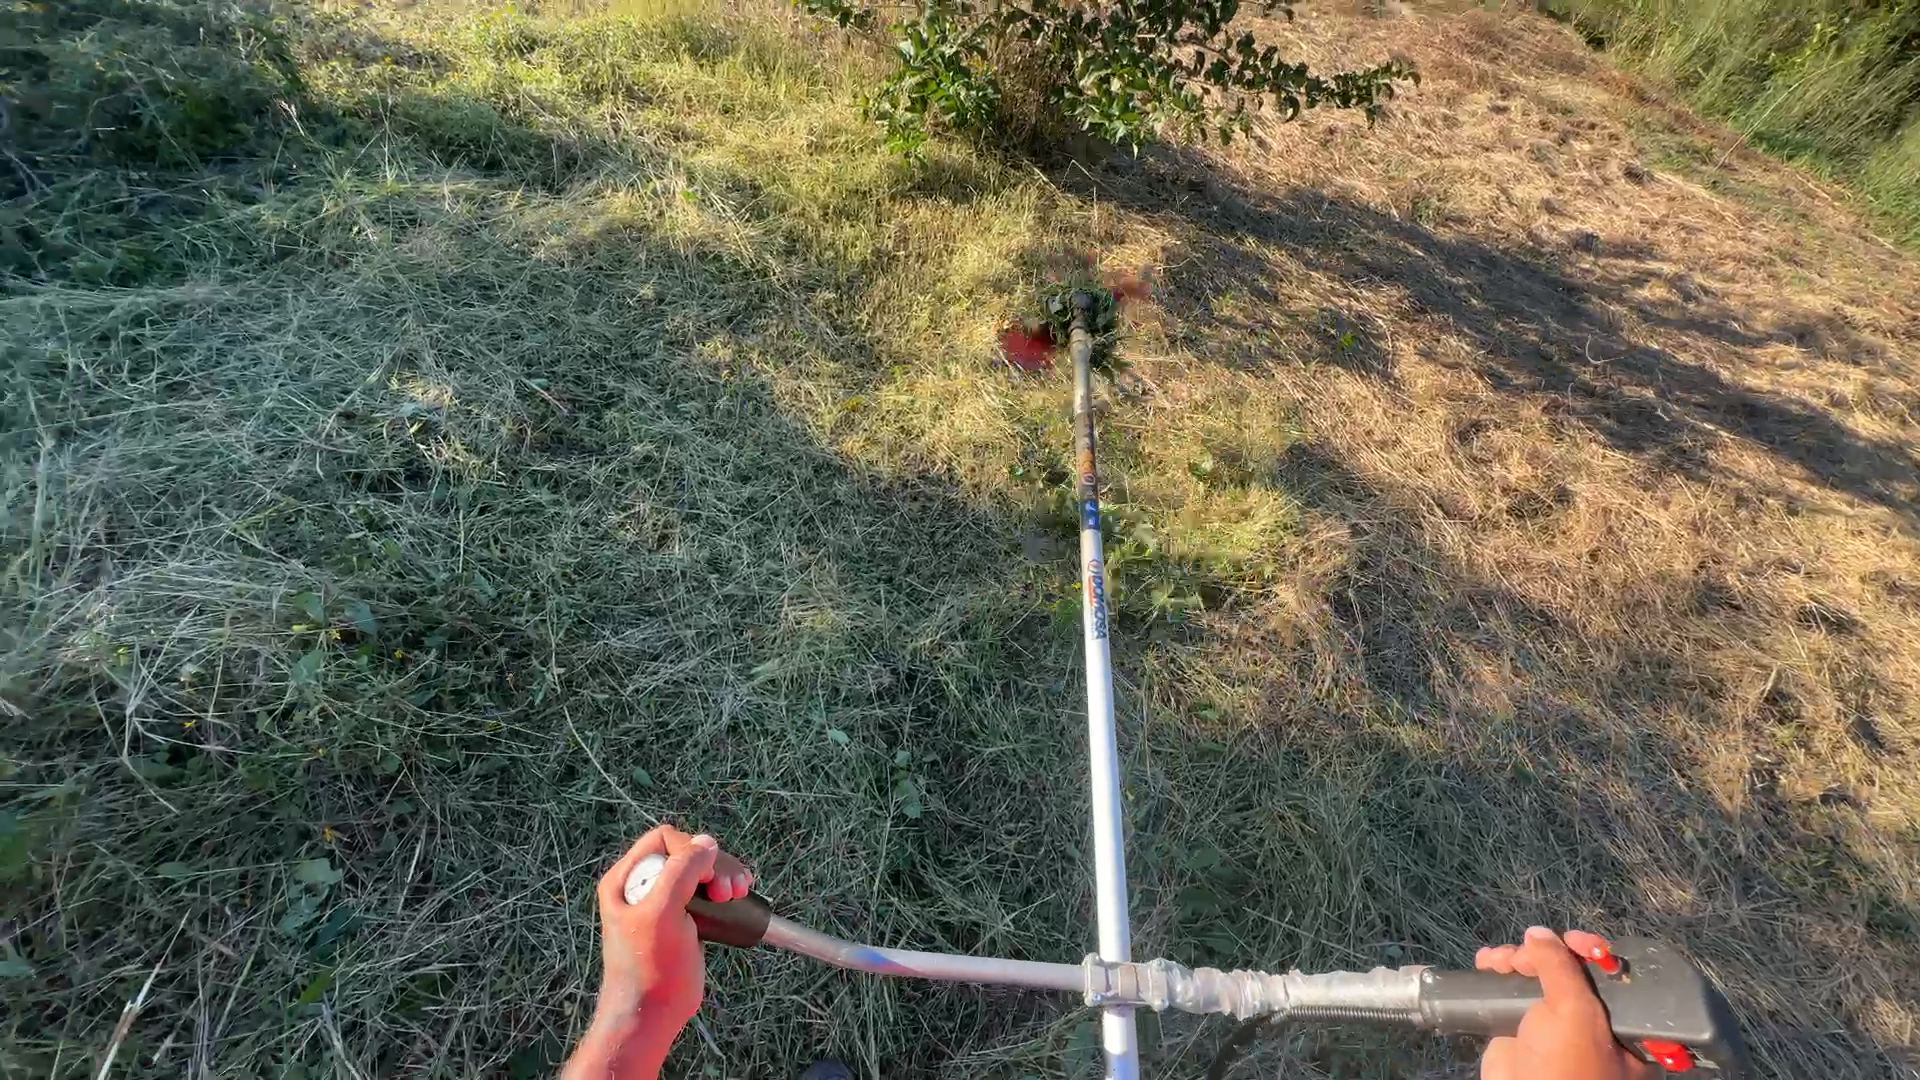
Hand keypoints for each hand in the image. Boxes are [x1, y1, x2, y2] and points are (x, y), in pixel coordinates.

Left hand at [562, 826, 753, 1079]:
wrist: (652, 1013)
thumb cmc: (650, 966)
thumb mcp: (662, 912)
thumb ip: (682, 870)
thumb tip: (707, 843)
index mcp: (625, 879)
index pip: (665, 840)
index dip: (690, 851)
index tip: (705, 878)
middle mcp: (643, 884)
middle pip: (688, 851)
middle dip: (715, 865)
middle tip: (729, 890)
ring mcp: (664, 899)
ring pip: (703, 867)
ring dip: (726, 874)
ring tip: (739, 891)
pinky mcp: (684, 915)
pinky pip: (709, 886)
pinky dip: (727, 885)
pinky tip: (740, 893)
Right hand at [1476, 927, 1657, 1079]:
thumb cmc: (1568, 1066)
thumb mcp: (1576, 1015)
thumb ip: (1561, 969)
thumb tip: (1538, 932)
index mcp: (1623, 1029)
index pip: (1614, 978)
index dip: (1593, 954)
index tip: (1572, 942)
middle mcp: (1590, 1022)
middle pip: (1567, 969)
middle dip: (1541, 954)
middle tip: (1523, 958)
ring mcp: (1553, 1022)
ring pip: (1535, 973)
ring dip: (1513, 958)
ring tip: (1498, 962)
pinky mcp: (1520, 1023)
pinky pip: (1510, 986)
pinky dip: (1496, 969)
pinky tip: (1486, 963)